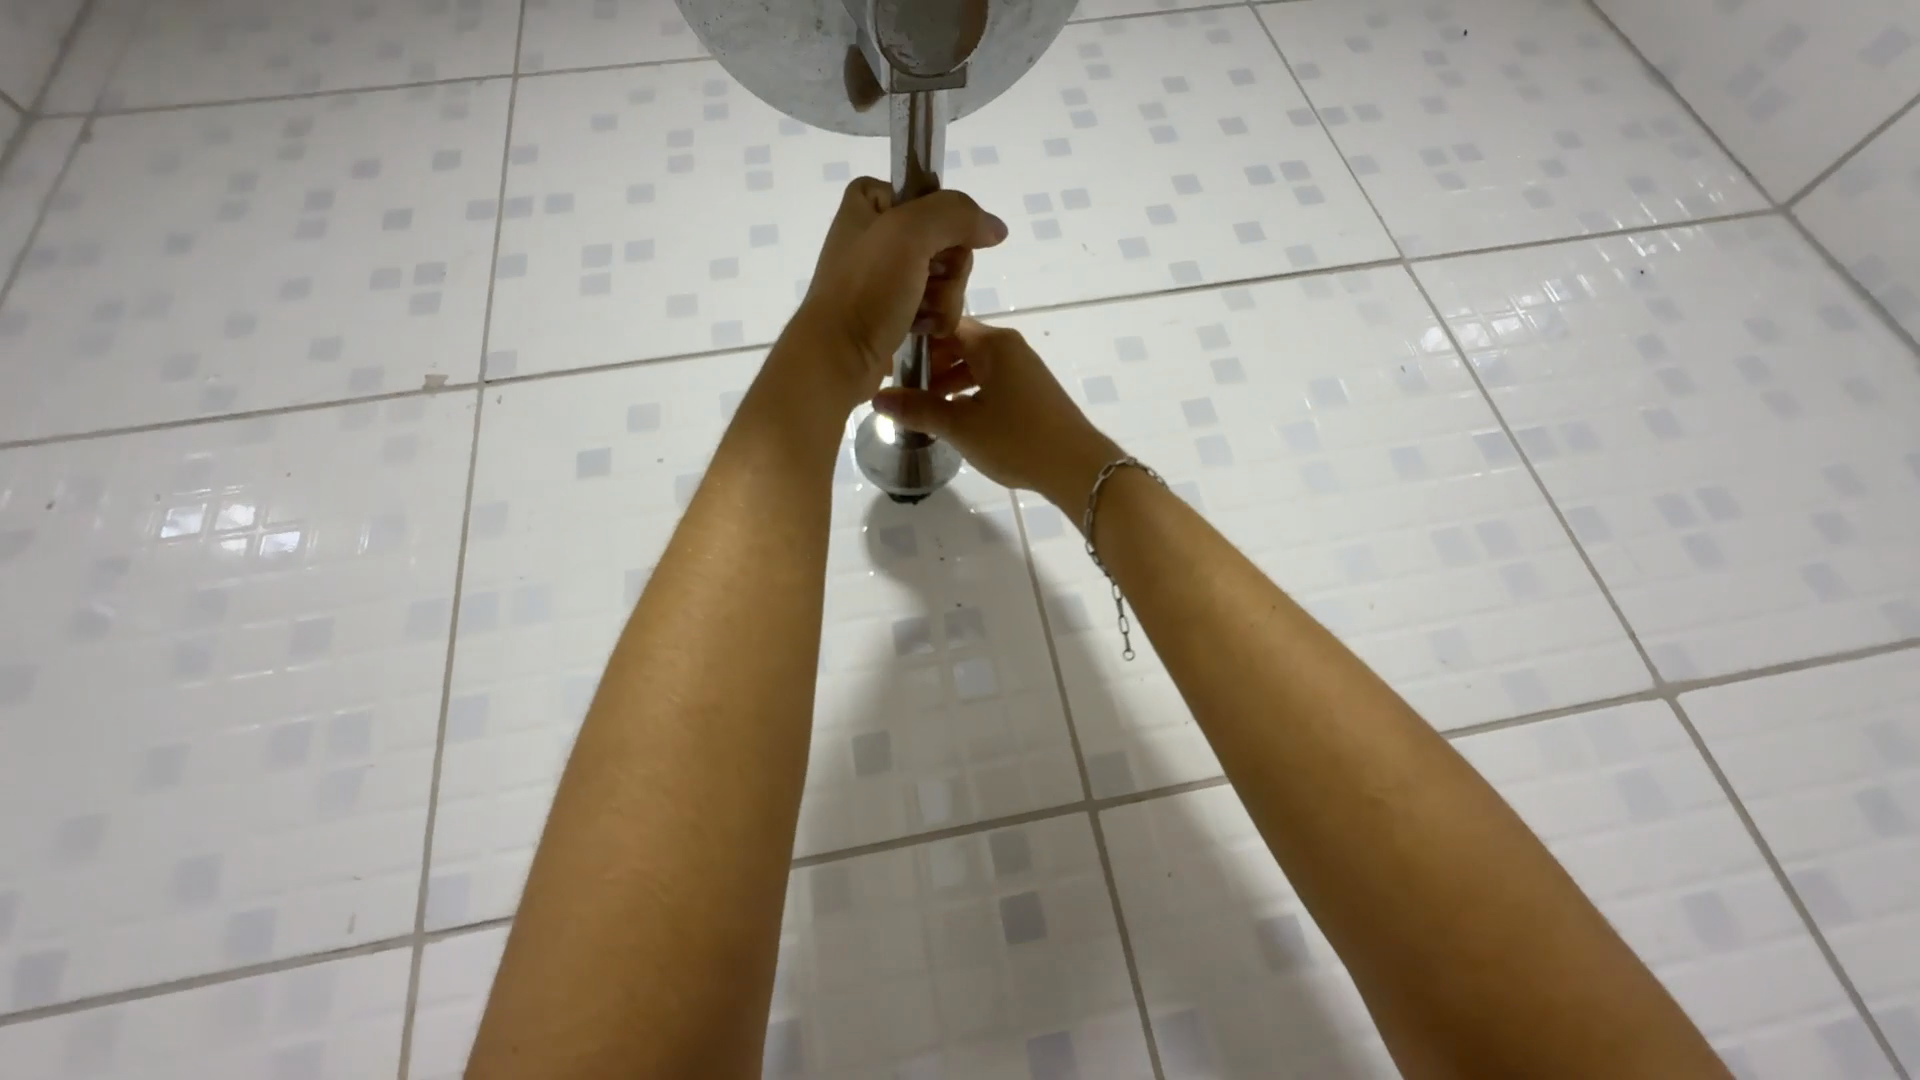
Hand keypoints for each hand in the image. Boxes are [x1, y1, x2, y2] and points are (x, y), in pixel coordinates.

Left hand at [787, 178, 1007, 411]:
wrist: (838, 356)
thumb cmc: (866, 290)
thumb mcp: (910, 234)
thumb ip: (958, 216)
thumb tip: (996, 229)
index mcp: (870, 202)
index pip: (933, 197)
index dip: (942, 225)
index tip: (928, 246)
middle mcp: (878, 234)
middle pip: (948, 242)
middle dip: (947, 271)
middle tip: (924, 284)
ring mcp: (886, 275)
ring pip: (948, 277)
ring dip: (943, 299)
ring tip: (918, 314)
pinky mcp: (894, 309)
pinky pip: (937, 306)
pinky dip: (935, 319)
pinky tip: (918, 329)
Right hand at [871, 318, 1122, 505]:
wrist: (1076, 466)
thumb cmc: (1016, 440)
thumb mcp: (960, 426)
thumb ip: (918, 409)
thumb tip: (877, 398)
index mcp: (992, 344)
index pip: (943, 326)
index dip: (913, 343)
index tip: (889, 366)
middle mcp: (1009, 347)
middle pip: (959, 345)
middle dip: (929, 366)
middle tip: (900, 391)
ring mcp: (1024, 369)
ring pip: (975, 366)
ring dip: (948, 383)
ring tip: (923, 409)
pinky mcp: (1032, 392)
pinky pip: (991, 382)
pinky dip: (969, 393)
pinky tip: (956, 419)